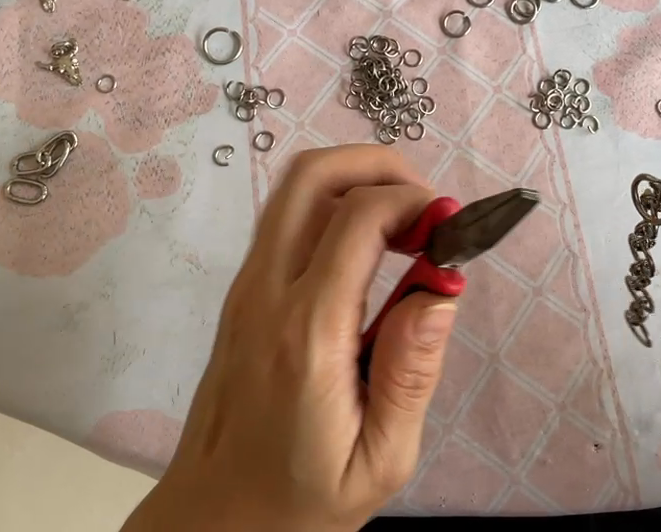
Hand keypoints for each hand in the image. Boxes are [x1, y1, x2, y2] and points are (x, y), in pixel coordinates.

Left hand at [125, 145, 457, 531]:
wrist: (210, 523)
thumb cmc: (300, 502)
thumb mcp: (380, 461)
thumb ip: (413, 371)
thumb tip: (443, 286)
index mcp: (307, 332)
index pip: (358, 218)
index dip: (413, 202)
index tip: (449, 228)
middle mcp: (267, 291)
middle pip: (311, 174)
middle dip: (378, 163)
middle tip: (424, 202)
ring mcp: (247, 285)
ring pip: (295, 187)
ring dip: (355, 178)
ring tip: (404, 220)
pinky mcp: (243, 290)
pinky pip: (289, 217)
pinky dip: (335, 203)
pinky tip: (371, 246)